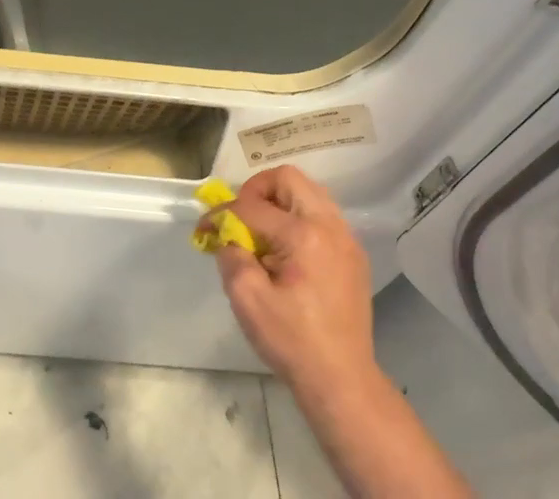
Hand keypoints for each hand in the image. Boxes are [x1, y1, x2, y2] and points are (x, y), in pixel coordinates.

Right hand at [207, 165, 375, 395]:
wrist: (342, 379)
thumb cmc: (291, 340)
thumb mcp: (247, 299)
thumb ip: (231, 256)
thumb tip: (227, 236)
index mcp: (304, 235)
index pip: (252, 206)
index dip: (222, 214)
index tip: (204, 230)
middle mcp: (330, 226)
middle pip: (288, 179)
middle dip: (256, 191)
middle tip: (240, 218)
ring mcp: (347, 239)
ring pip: (309, 193)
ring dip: (279, 202)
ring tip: (261, 233)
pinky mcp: (354, 255)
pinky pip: (322, 216)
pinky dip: (298, 219)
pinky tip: (286, 251)